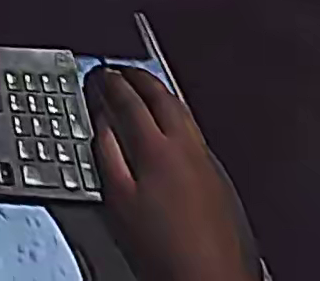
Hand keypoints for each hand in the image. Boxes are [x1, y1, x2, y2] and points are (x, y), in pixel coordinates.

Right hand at [84, 66, 253, 280]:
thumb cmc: (162, 249)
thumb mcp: (118, 199)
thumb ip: (106, 152)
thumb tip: (100, 121)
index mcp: (156, 149)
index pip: (129, 99)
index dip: (110, 81)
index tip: (99, 74)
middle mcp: (186, 148)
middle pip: (162, 96)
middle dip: (138, 77)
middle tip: (121, 69)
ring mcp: (208, 162)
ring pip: (183, 111)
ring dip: (160, 92)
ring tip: (143, 87)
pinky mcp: (221, 179)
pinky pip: (195, 131)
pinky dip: (176, 115)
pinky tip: (166, 125)